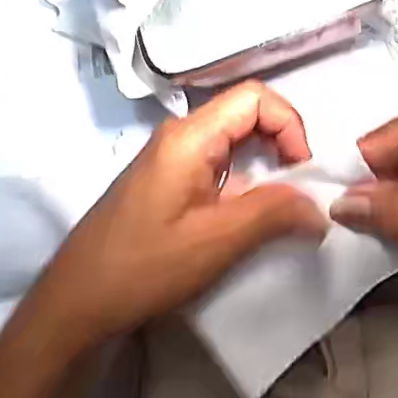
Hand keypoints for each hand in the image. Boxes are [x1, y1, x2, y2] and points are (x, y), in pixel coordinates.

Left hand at [26, 81, 329, 346]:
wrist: (77, 300)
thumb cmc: (145, 264)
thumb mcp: (216, 241)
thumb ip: (272, 215)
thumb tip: (320, 207)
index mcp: (190, 134)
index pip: (254, 97)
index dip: (289, 123)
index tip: (303, 170)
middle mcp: (181, 132)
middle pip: (245, 111)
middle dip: (281, 139)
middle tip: (300, 185)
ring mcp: (172, 152)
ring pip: (233, 135)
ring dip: (265, 159)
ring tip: (282, 201)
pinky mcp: (168, 174)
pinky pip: (218, 157)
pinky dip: (245, 174)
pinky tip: (250, 210)